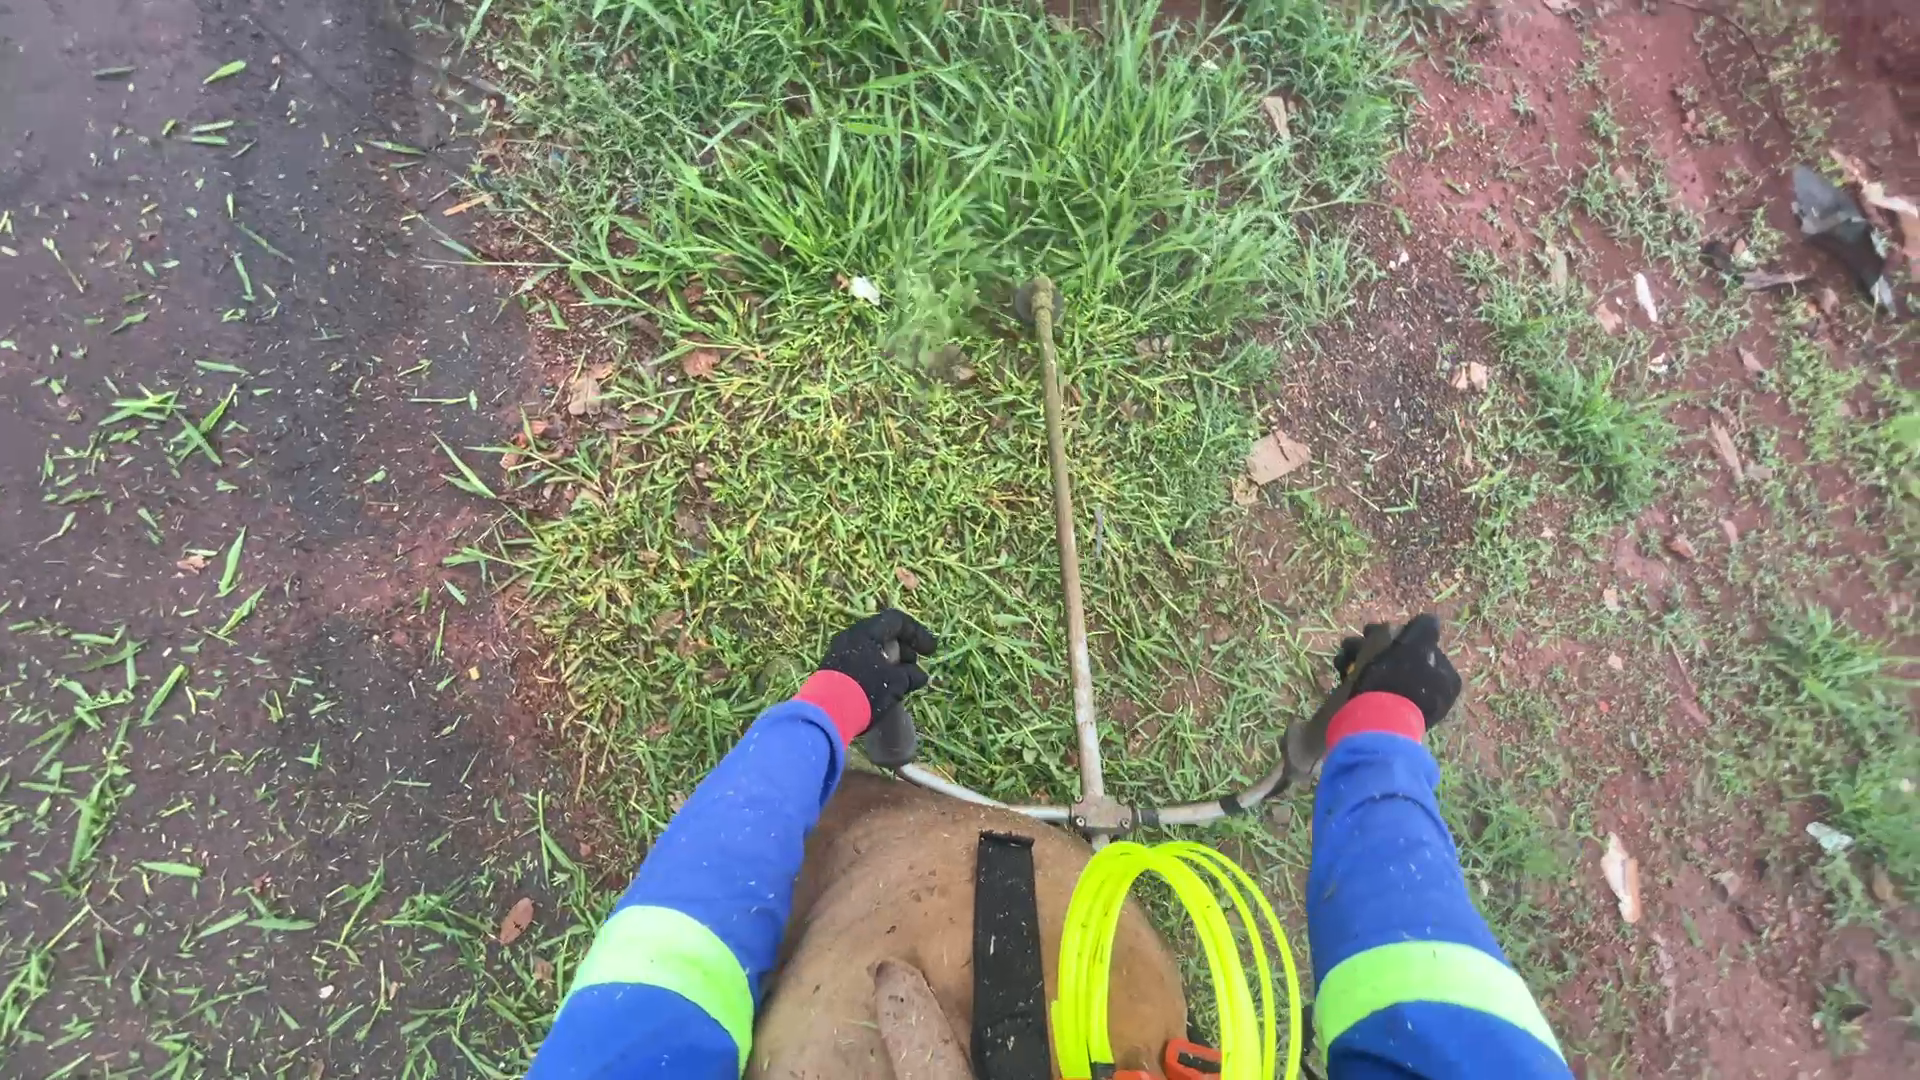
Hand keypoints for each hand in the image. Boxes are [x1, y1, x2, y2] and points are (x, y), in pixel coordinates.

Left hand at [816, 609, 937, 730]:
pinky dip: (876, 667)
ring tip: (900, 680)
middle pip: (884, 633)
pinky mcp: (833, 667)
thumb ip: (911, 675)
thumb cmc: (866, 691)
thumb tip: (921, 675)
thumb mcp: (896, 683)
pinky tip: (883, 686)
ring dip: (890, 660)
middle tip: (914, 666)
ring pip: (872, 648)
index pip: (897, 621)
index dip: (918, 634)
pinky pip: (861, 659)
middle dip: (904, 649)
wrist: (827, 713)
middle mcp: (851, 636)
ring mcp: (839, 651)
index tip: (930, 652)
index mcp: (867, 632)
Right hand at [1333, 613, 1460, 729]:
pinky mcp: (1380, 710)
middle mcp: (1429, 690)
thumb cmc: (1396, 679)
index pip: (1421, 645)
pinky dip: (1355, 674)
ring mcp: (1405, 702)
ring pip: (1380, 667)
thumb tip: (1429, 620)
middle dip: (1373, 646)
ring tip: (1343, 660)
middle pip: (1398, 656)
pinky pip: (1368, 683)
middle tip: (1354, 645)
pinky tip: (1342, 672)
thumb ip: (1423, 629)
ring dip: (1359, 657)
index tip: (1377, 634)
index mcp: (1445, 677)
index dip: (1398, 636)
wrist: (1374, 720)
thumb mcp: (1416, 645)